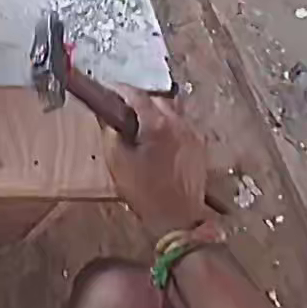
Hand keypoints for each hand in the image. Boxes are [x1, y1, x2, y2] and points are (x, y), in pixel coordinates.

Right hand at [104, 86, 209, 234]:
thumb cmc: (144, 190)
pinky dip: (167, 123)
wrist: (178, 218)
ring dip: (155, 110)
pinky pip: (181, 124)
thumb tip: (108, 118)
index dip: (120, 89)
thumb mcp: (117, 161)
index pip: (136, 95)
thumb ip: (111, 134)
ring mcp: (192, 135)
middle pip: (157, 99)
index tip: (107, 89)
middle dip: (139, 98)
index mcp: (157, 124)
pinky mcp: (199, 147)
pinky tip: (156, 136)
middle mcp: (178, 124)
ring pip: (172, 110)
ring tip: (139, 120)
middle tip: (121, 106)